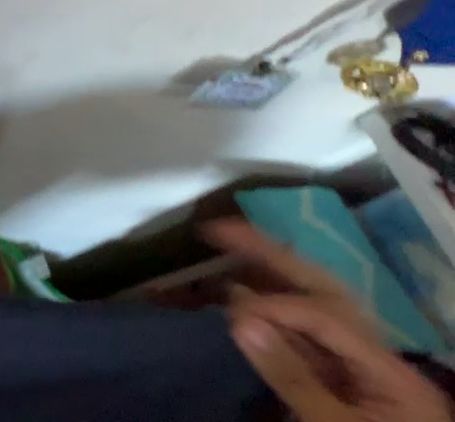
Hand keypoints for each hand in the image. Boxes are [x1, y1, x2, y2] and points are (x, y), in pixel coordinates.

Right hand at [207, 220, 451, 421]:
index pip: (323, 315)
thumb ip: (293, 377)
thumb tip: (238, 320)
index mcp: (389, 369)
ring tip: (222, 245)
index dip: (272, 307)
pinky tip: (238, 290)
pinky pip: (304, 328)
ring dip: (268, 272)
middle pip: (326, 290)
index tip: (231, 319)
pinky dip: (269, 303)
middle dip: (273, 255)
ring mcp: (361, 364)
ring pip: (314, 303)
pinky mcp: (342, 375)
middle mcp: (378, 354)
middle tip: (218, 229)